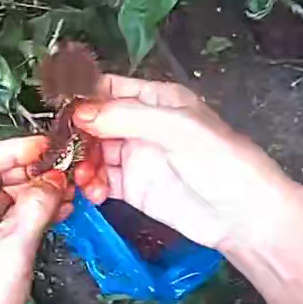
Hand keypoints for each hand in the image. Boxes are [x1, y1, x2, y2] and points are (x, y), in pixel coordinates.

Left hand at [0, 137, 68, 303]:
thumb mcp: (15, 246)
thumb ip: (38, 204)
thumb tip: (55, 178)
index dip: (16, 148)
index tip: (49, 149)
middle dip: (30, 173)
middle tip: (65, 174)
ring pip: (0, 200)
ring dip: (33, 195)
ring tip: (68, 196)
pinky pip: (2, 222)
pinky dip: (27, 216)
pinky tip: (56, 215)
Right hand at [69, 76, 300, 254]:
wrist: (241, 215)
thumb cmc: (222, 162)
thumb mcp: (177, 128)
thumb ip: (128, 117)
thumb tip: (81, 113)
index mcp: (156, 100)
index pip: (110, 89)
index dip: (84, 96)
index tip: (61, 109)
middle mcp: (142, 126)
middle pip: (95, 123)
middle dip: (77, 135)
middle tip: (64, 150)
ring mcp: (136, 158)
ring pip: (94, 154)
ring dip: (82, 164)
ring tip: (81, 177)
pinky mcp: (132, 188)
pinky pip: (101, 182)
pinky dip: (91, 186)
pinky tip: (93, 193)